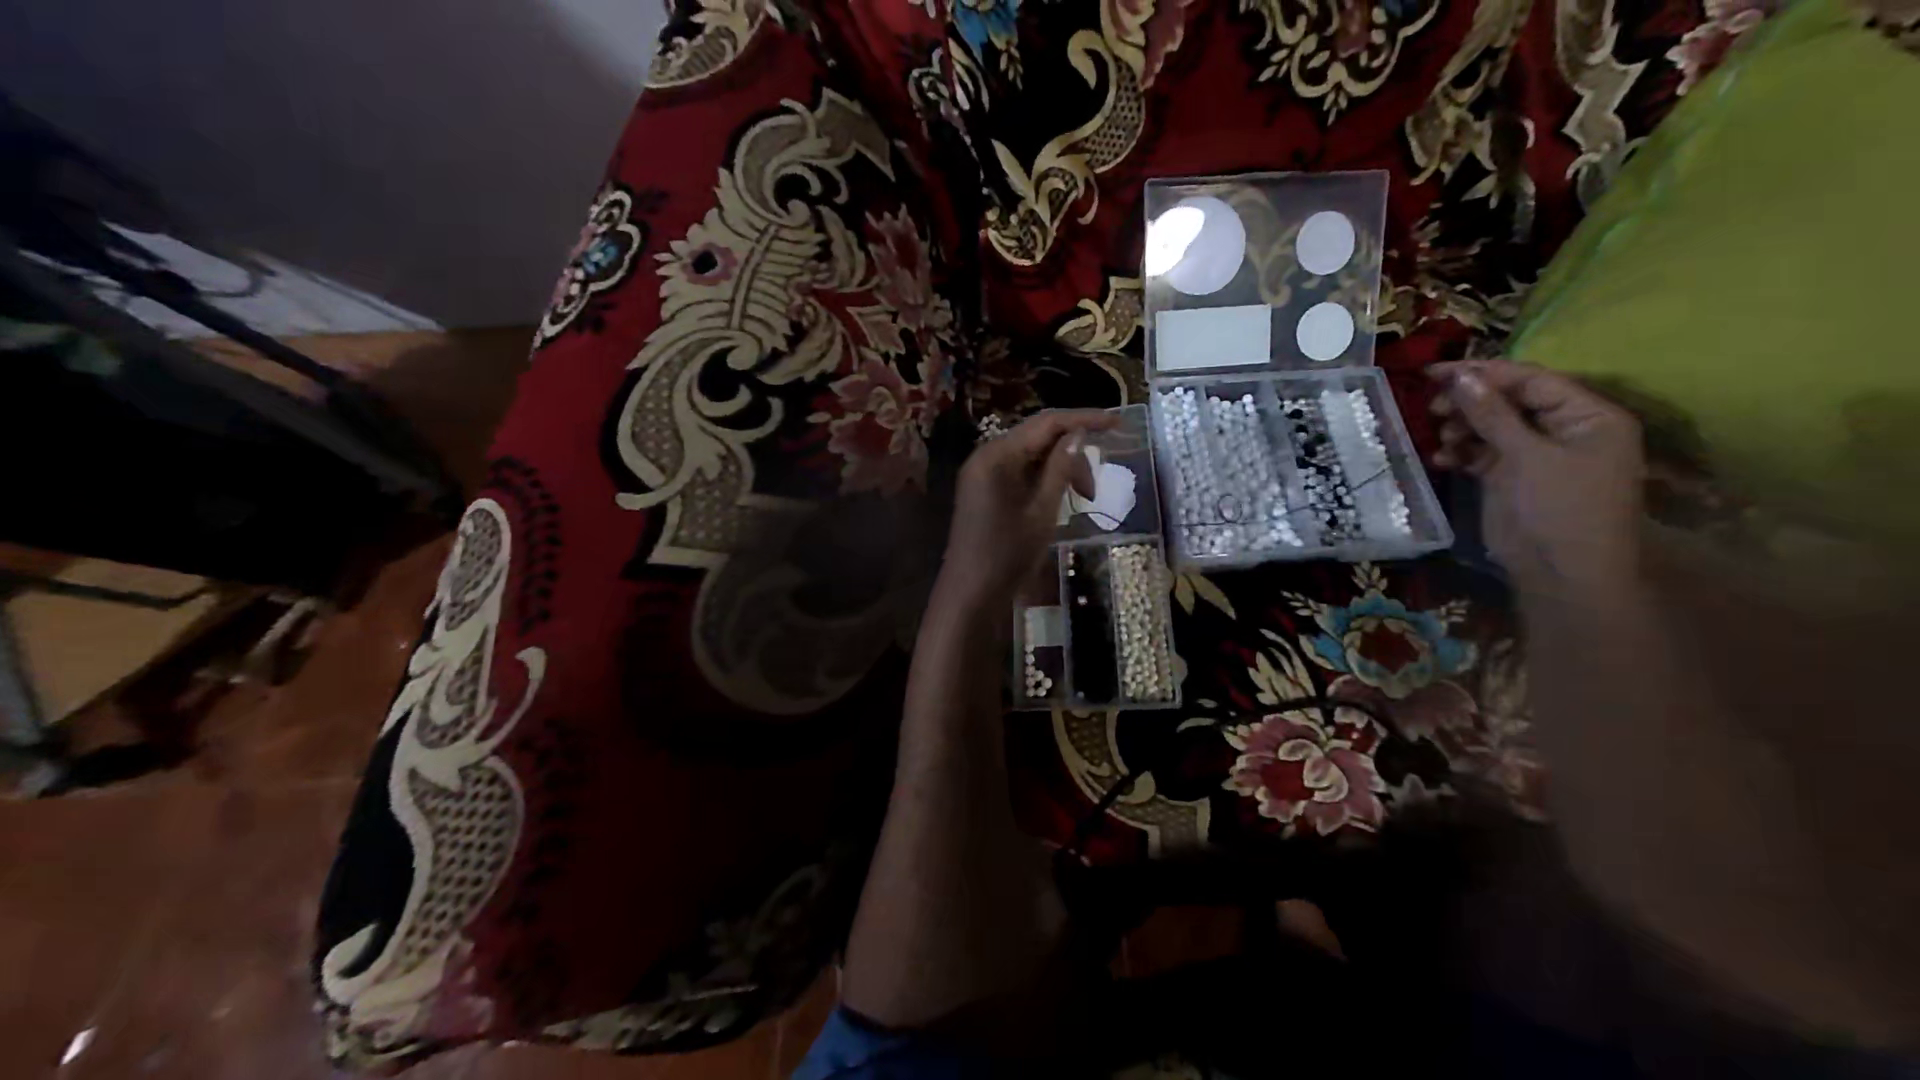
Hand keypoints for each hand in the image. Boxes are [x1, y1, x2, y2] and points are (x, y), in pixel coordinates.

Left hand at [937, 410, 1116, 603]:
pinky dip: (1044, 477)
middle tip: (1095, 486)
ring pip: (1031, 454)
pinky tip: (1062, 495)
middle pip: (1038, 436)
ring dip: (1061, 466)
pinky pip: (1019, 470)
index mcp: (997, 455)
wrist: (970, 593)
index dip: (1084, 419)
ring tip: (1084, 496)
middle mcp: (986, 455)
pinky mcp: (984, 489)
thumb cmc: (1007, 555)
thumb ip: (1060, 469)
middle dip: (1073, 451)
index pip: (1046, 423)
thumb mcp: (1042, 512)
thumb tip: (1079, 435)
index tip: (1117, 423)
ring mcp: (982, 473)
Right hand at [1428, 361, 1643, 596]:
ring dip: (1462, 428)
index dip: (1486, 373)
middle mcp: (1565, 430)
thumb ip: (1493, 415)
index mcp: (1589, 416)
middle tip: (1433, 406)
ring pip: (1491, 426)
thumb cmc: (1559, 509)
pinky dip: (1460, 453)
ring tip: (1439, 436)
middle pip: (1510, 401)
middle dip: (1470, 402)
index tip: (1437, 372)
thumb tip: (1461, 376)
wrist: (1560, 574)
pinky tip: (1441, 459)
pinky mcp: (1512, 477)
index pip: (1533, 381)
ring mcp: (1537, 455)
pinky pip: (1482, 453)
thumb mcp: (1527, 457)